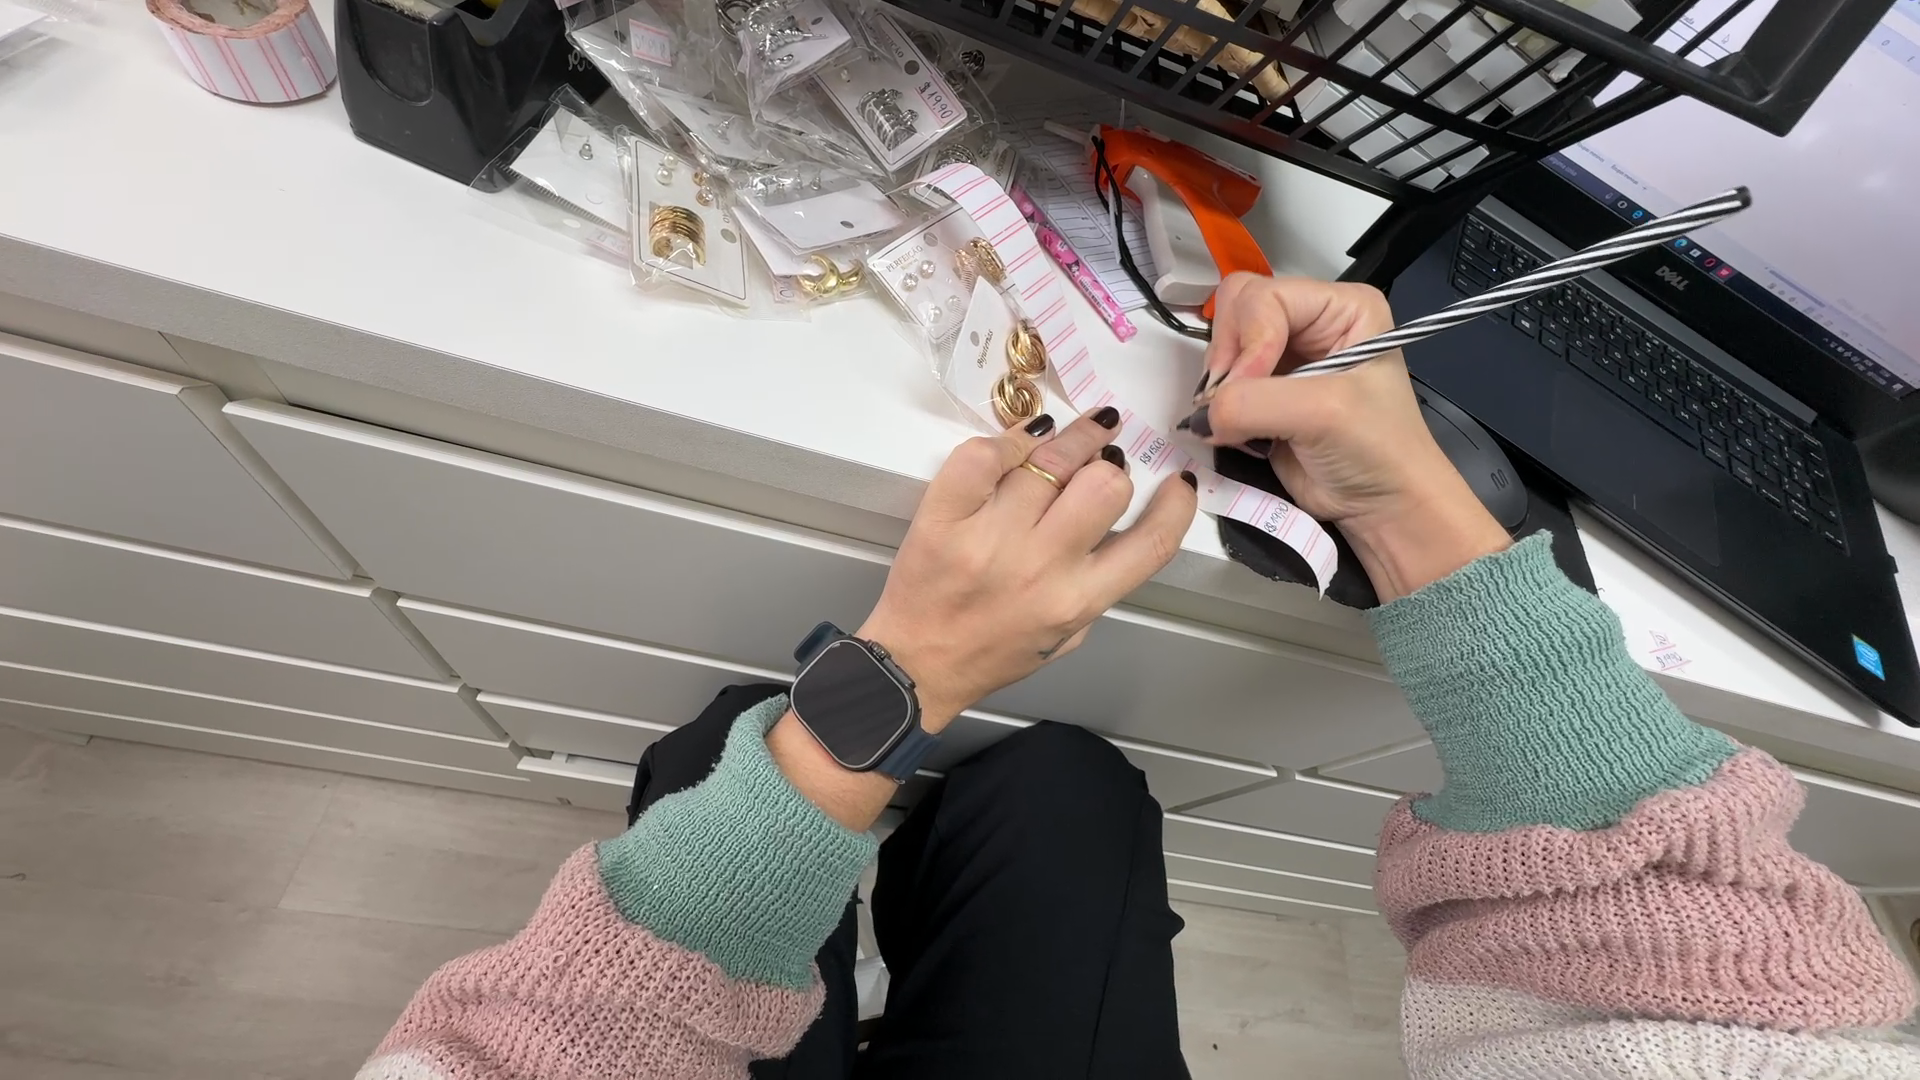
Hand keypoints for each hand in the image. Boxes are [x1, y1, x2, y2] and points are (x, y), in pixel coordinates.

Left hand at [857, 406, 1199, 731]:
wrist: (918, 663)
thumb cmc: (995, 651)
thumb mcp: (1068, 635)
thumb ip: (1100, 584)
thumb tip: (1120, 520)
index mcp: (1077, 601)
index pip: (1152, 543)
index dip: (1177, 505)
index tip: (1176, 482)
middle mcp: (1040, 567)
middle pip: (1104, 485)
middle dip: (1109, 464)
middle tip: (1100, 458)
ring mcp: (989, 538)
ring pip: (1049, 460)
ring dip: (1069, 439)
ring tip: (1067, 437)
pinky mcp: (944, 517)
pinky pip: (984, 455)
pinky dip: (1007, 440)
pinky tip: (1019, 443)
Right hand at [1181, 273, 1507, 600]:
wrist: (1379, 506)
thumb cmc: (1375, 451)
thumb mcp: (1322, 412)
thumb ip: (1253, 401)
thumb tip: (1202, 411)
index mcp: (1340, 306)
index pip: (1261, 297)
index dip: (1247, 342)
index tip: (1249, 388)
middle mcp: (1308, 323)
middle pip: (1233, 312)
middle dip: (1227, 359)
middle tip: (1232, 403)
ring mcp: (1281, 358)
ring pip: (1220, 350)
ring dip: (1219, 388)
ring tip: (1239, 423)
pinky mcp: (1260, 394)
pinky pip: (1216, 385)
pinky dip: (1214, 408)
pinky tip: (1234, 431)